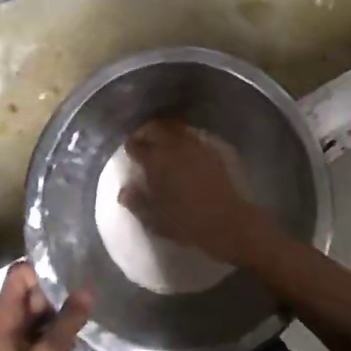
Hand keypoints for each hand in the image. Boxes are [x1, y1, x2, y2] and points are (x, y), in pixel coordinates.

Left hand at [0, 263, 92, 350]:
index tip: (74, 267)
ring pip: (40, 311)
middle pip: (33, 290)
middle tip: (92, 284)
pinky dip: (60, 328)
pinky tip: (82, 330)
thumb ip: (67, 323)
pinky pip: (43, 332)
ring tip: (93, 303)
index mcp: (2, 317)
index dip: (45, 267)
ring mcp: (15, 342)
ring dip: (62, 309)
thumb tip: (89, 287)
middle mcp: (6, 324)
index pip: (21, 272)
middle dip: (60, 288)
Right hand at [118, 118, 272, 264]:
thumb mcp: (155, 219)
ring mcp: (194, 146)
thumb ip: (137, 202)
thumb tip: (124, 191)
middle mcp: (174, 147)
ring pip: (174, 127)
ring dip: (164, 130)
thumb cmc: (186, 223)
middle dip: (145, 131)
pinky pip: (191, 135)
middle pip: (156, 128)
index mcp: (156, 162)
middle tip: (141, 139)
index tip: (128, 147)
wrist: (226, 221)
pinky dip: (182, 136)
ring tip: (160, 141)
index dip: (130, 145)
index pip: (137, 145)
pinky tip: (181, 148)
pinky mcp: (210, 150)